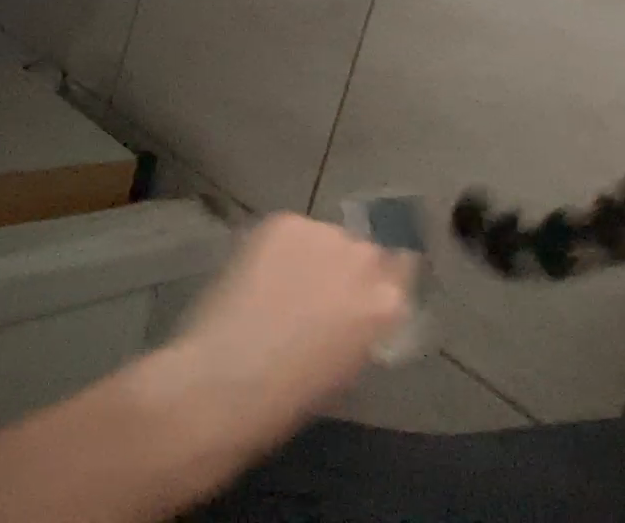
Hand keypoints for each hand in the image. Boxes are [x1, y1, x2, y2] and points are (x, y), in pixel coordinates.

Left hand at [156, 213, 414, 461]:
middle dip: (344, 267)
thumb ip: (364, 328)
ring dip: (311, 256)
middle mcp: (366, 258)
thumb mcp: (348, 368)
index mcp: (388, 302)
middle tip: (315, 292)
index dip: (378, 280)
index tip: (357, 294)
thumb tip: (355, 313)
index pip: (402, 269)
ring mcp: (326, 236)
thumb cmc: (286, 400)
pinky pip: (290, 231)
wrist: (222, 386)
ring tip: (278, 285)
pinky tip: (256, 276)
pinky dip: (278, 249)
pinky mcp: (285, 224)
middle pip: (365, 250)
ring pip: (325, 238)